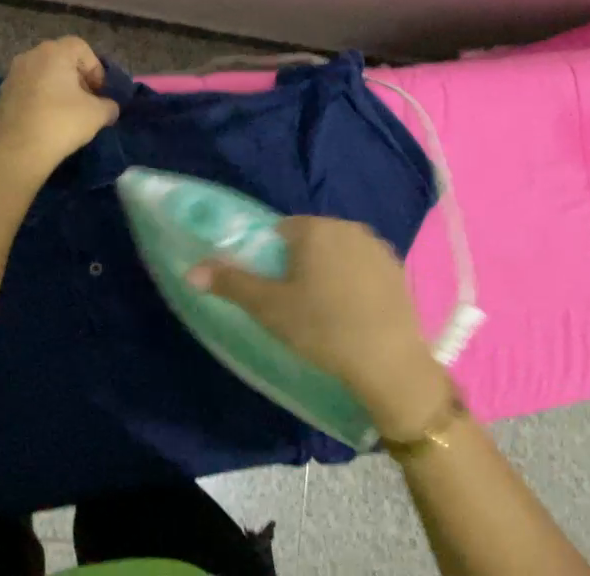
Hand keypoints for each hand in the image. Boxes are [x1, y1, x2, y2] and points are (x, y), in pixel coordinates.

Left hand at [0, 37, 119, 172]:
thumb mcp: (98, 114)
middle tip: (86, 102)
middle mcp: (30, 56)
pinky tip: (45, 120)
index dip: (95, 68)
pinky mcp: (2, 95)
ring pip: (42, 74)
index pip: (81, 48)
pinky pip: (28, 90)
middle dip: (76, 78)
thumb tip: (108, 108)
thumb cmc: (62, 123)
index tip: (99, 92)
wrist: (19, 151)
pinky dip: (39, 99)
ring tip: (65, 112)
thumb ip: (109, 105)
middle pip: (60, 59)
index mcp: (53, 52)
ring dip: (56, 88)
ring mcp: (12, 75)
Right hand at [189, 216, 449, 438]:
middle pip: (311, 239)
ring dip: (329, 272)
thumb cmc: (321, 329)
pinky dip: (355, 284)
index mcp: (314, 227)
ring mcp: (377, 247)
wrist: (389, 363)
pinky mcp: (398, 270)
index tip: (272, 290)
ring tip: (324, 312)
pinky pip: (364, 269)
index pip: (280, 230)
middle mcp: (347, 226)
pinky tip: (353, 315)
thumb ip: (230, 282)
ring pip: (339, 253)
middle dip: (300, 264)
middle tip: (294, 304)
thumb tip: (191, 269)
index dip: (271, 259)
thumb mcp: (268, 308)